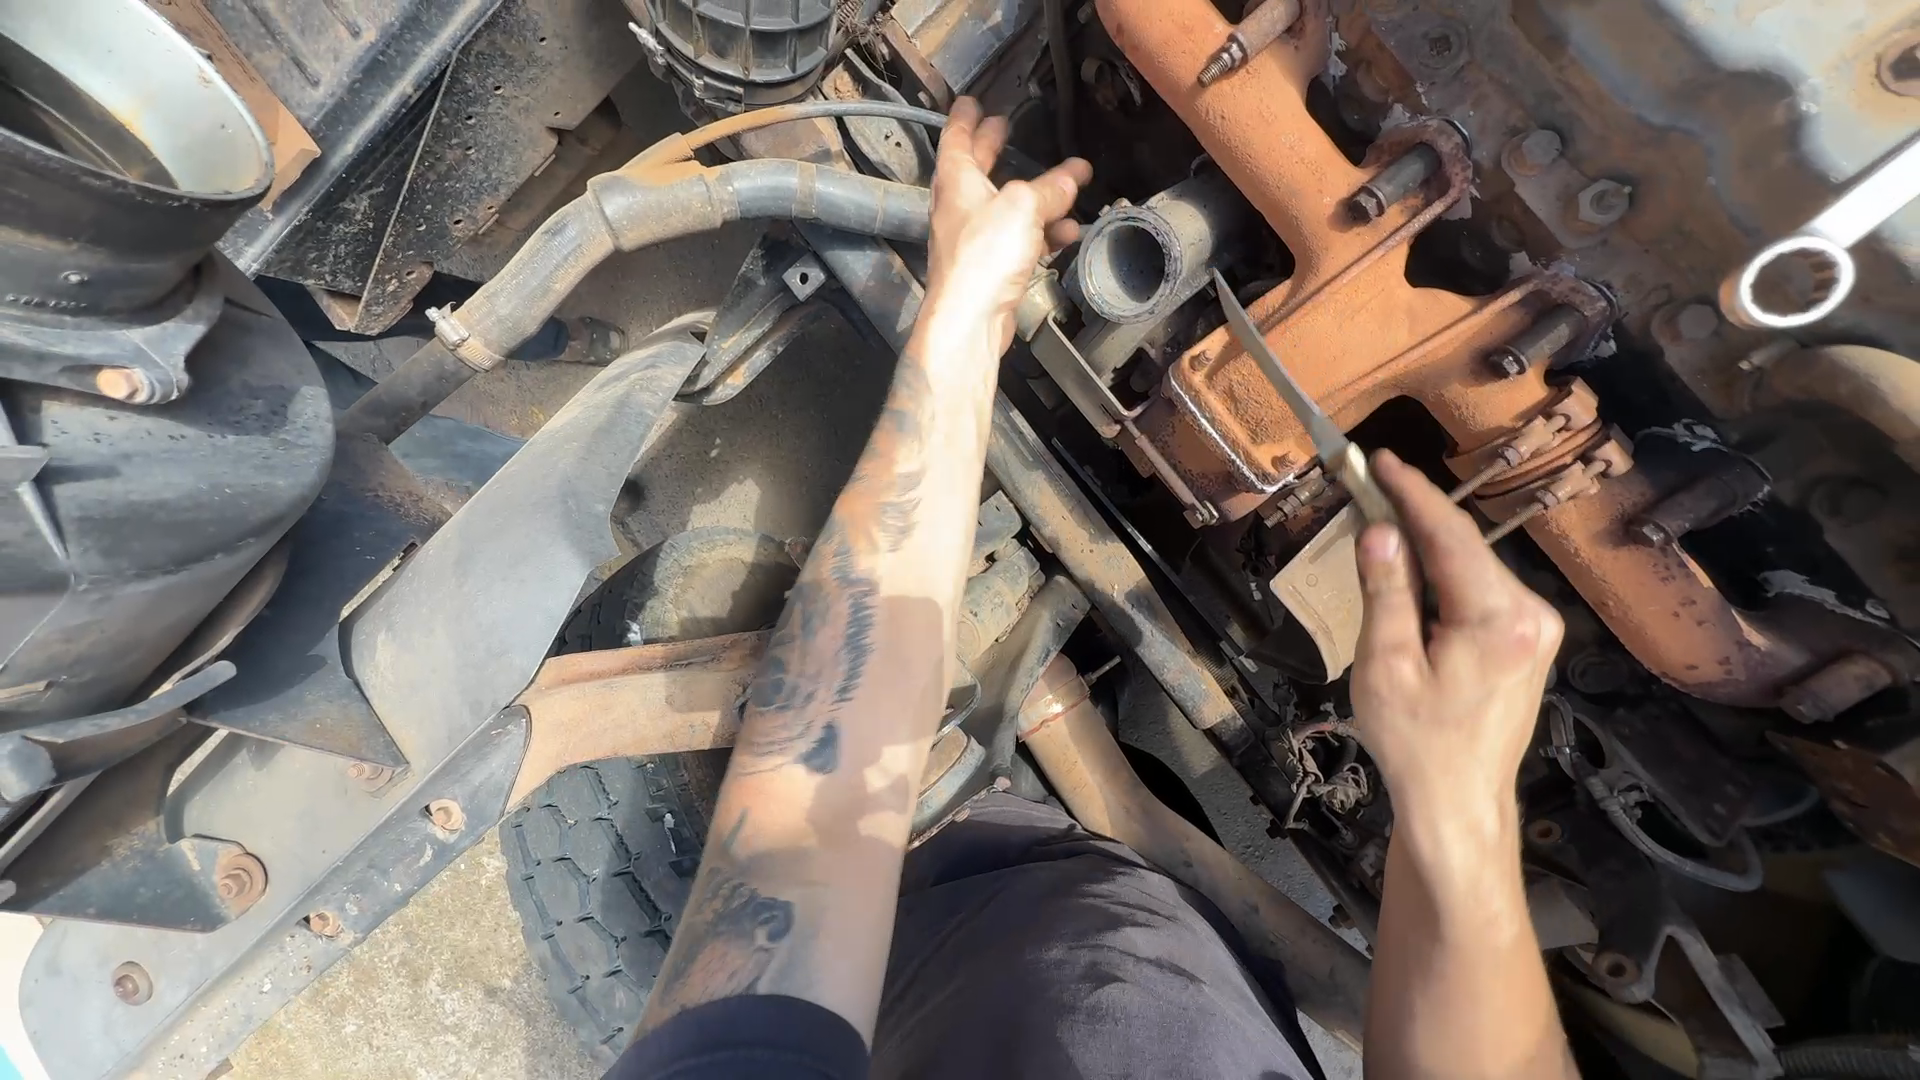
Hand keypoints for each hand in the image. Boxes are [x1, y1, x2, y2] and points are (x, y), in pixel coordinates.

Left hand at [924, 97, 1091, 346]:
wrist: (969, 320)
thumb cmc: (985, 255)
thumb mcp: (1023, 208)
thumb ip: (1050, 189)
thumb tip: (1074, 174)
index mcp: (956, 182)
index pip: (956, 140)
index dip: (966, 118)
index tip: (972, 102)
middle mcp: (959, 208)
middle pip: (977, 170)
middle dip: (991, 148)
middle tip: (1004, 127)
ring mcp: (973, 242)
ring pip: (1004, 209)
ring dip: (1032, 196)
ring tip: (1061, 184)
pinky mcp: (988, 271)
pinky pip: (1018, 242)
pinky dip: (1041, 234)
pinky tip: (1066, 234)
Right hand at [1350, 450, 1561, 818]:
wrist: (1458, 798)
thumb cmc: (1414, 737)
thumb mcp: (1385, 663)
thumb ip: (1386, 591)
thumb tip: (1380, 530)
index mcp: (1498, 618)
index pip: (1450, 536)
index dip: (1412, 493)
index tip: (1379, 459)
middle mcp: (1531, 614)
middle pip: (1465, 546)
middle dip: (1417, 513)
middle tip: (1370, 484)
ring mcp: (1536, 629)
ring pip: (1472, 566)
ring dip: (1427, 542)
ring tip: (1382, 518)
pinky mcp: (1528, 642)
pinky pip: (1478, 589)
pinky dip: (1442, 571)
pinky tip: (1412, 567)